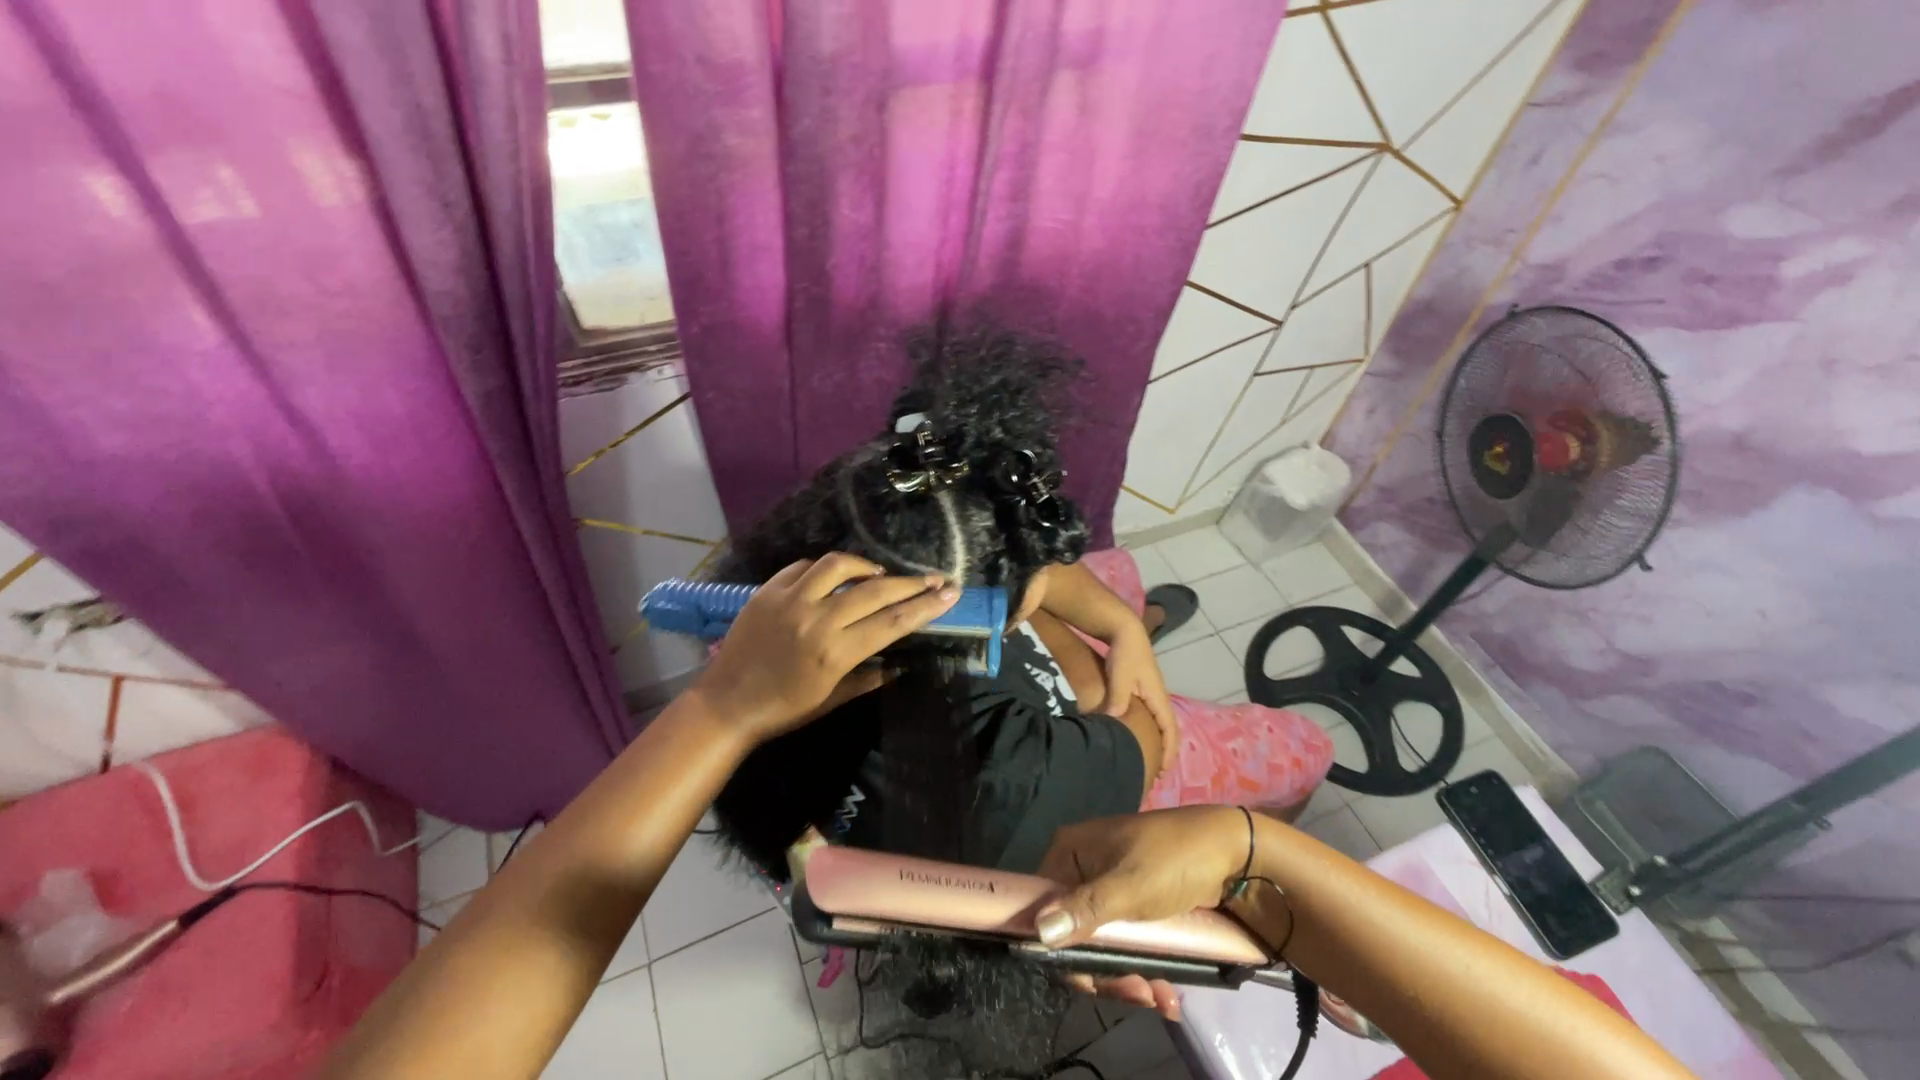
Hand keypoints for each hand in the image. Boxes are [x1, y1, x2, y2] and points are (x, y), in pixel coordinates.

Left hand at [689, 554, 958, 746]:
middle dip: (911, 583)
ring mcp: (789, 601)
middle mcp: (816, 620)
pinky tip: (836, 578)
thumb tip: (899, 665)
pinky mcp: (767, 590)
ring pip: (839, 565)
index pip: (892, 623)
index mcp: (835, 653)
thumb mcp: (831, 700)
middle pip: (875, 591)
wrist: (726, 704)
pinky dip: (825, 568)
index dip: (925, 607)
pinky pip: (804, 566)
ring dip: (867, 567)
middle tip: (934, 578)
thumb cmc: (783, 710)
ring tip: (880, 576)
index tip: (950, 593)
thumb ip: (868, 678)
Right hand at [1033, 807, 1247, 1019]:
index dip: (1057, 947)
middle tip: (1136, 992)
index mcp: (1071, 852)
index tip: (1088, 980)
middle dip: (1103, 970)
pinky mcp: (1135, 906)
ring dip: (1127, 976)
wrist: (1236, 855)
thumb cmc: (1175, 860)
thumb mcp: (1129, 886)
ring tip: (1159, 996)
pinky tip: (1165, 993)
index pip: (1043, 905)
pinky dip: (1142, 969)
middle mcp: (1083, 869)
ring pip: (1101, 944)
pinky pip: (1125, 944)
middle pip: (1072, 931)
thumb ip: (1085, 910)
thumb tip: (1038, 933)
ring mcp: (1110, 888)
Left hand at [1101, 627, 1178, 772]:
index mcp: (1158, 698)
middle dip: (1166, 752)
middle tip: (1156, 774)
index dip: (1168, 752)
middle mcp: (1159, 698)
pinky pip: (1152, 716)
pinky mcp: (1143, 690)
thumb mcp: (1120, 677)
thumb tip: (1113, 721)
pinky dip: (1151, 731)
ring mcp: (1152, 694)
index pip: (1169, 730)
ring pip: (1161, 723)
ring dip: (1159, 742)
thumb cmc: (1124, 655)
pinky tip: (1138, 736)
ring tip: (1149, 760)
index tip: (1162, 771)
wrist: (1125, 632)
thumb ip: (1118, 699)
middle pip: (1169, 730)